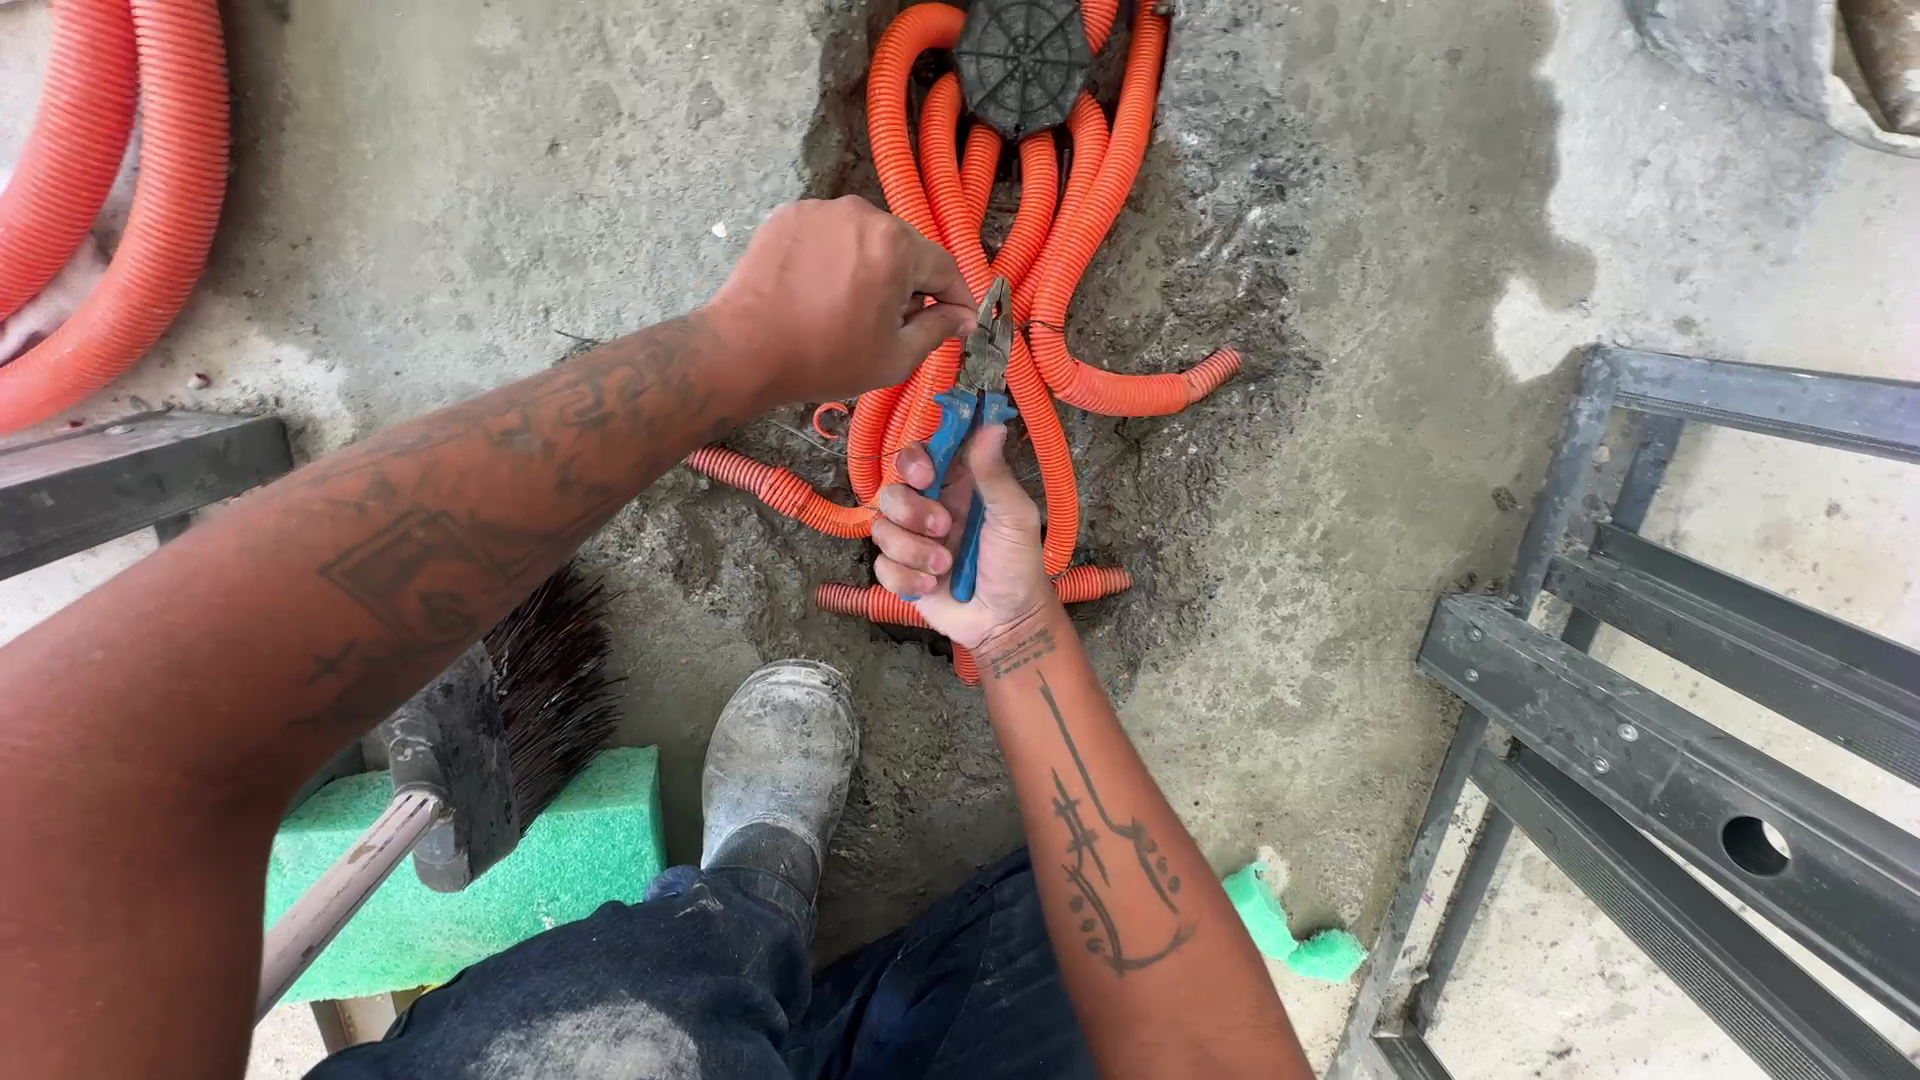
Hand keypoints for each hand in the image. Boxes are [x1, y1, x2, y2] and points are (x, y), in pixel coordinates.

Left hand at [702, 196, 974, 406]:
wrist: (745, 350)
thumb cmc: (826, 359)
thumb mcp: (894, 357)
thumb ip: (937, 330)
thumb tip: (963, 318)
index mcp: (896, 246)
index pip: (945, 267)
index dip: (958, 298)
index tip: (962, 321)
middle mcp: (862, 213)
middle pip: (906, 250)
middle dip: (912, 286)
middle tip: (899, 326)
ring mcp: (822, 209)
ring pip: (867, 240)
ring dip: (874, 270)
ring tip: (854, 311)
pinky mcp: (790, 215)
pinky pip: (831, 236)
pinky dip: (837, 260)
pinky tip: (823, 293)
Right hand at [872, 425, 1058, 650]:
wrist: (1005, 622)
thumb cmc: (1017, 565)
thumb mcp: (1015, 517)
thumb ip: (996, 474)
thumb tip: (993, 424)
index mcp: (957, 486)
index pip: (919, 455)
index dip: (914, 460)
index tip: (926, 477)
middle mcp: (929, 508)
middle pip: (892, 490)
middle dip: (912, 512)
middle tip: (943, 529)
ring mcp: (912, 541)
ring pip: (881, 529)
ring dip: (913, 551)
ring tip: (944, 567)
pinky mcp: (901, 573)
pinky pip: (881, 565)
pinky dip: (906, 578)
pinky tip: (931, 586)